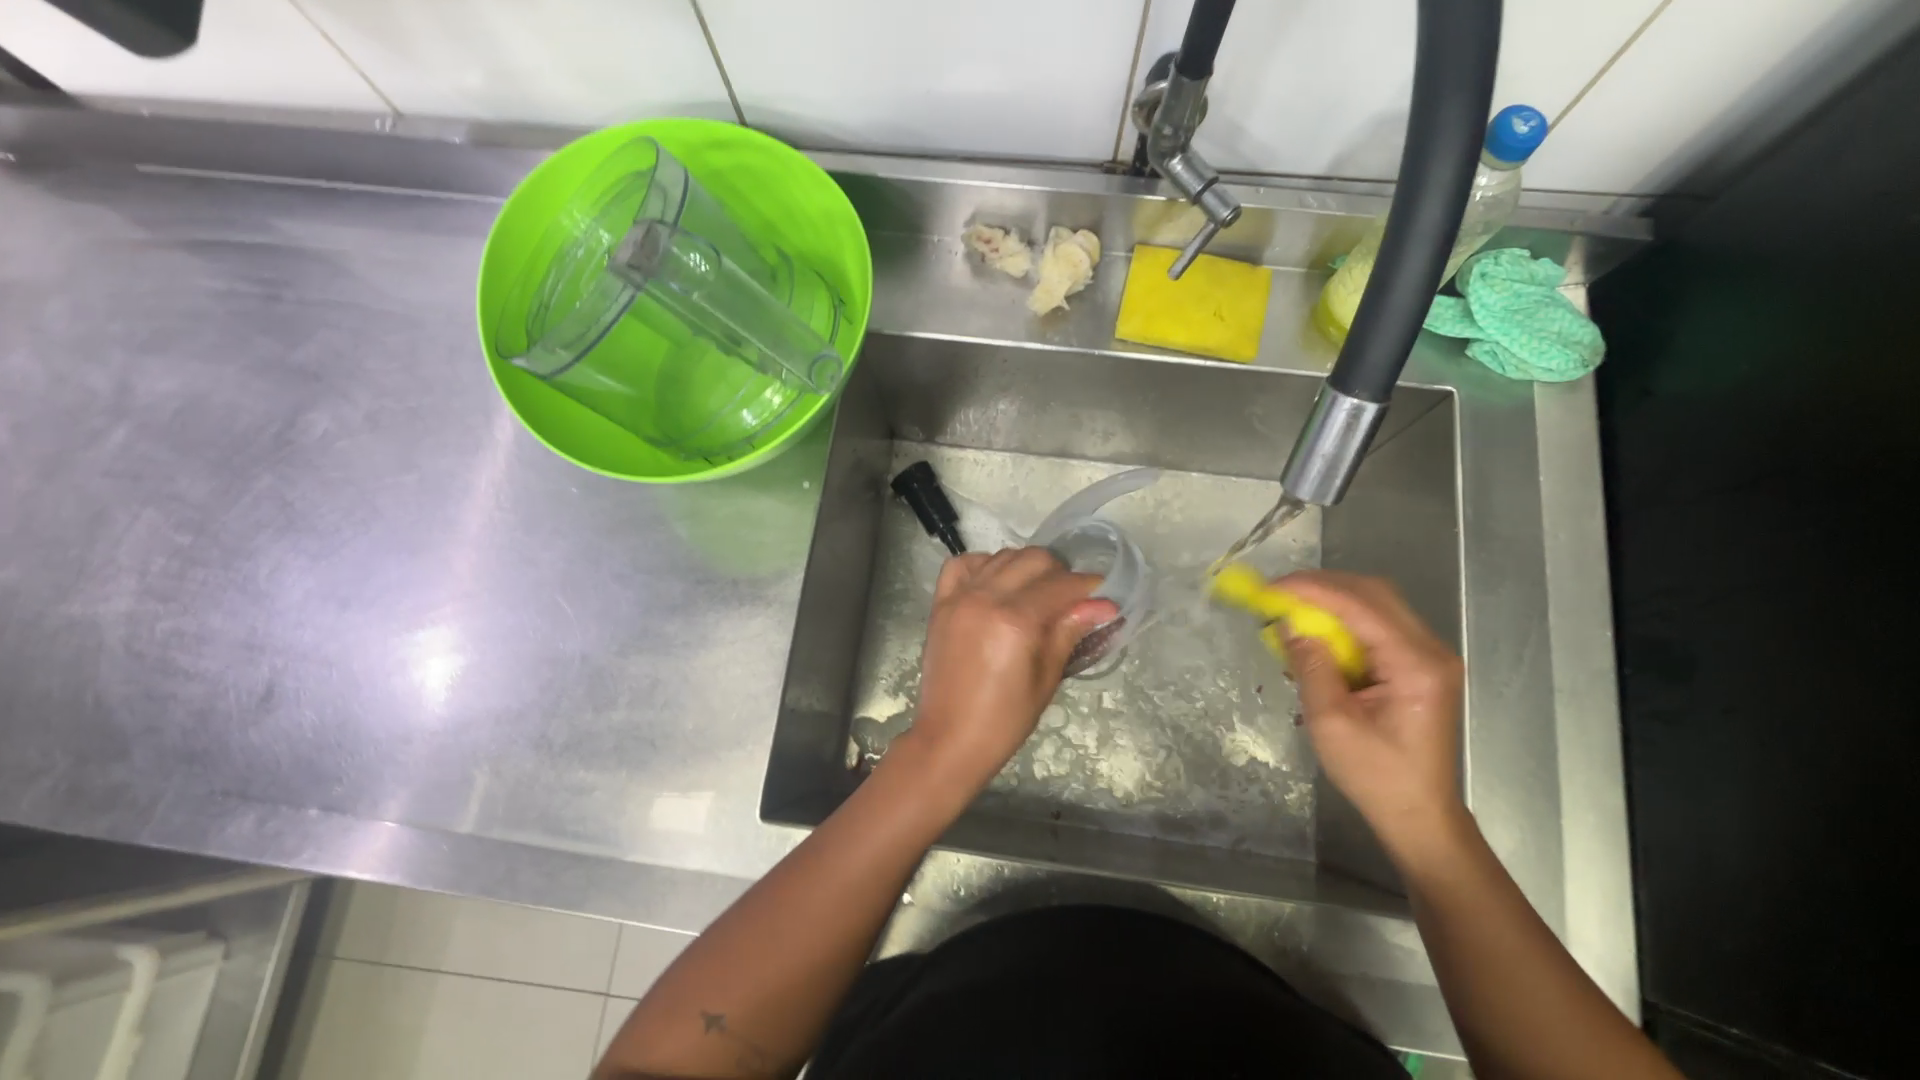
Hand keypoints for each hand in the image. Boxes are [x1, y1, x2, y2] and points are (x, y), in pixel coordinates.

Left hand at [899, 547, 1116, 795]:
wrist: (950, 739)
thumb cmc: (1004, 720)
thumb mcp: (1047, 678)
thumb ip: (1070, 632)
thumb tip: (1104, 604)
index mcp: (1016, 621)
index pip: (1063, 585)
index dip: (1090, 587)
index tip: (1104, 596)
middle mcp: (986, 598)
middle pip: (1034, 559)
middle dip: (1060, 574)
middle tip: (1070, 600)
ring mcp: (959, 597)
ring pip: (1002, 556)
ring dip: (1026, 568)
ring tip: (1037, 595)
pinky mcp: (941, 603)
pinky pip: (963, 564)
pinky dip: (984, 565)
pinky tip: (996, 584)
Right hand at [1276, 570, 1465, 854]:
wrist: (1418, 813)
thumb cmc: (1375, 776)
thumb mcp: (1331, 723)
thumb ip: (1312, 667)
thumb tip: (1289, 624)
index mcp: (1415, 665)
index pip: (1361, 606)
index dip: (1313, 590)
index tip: (1271, 589)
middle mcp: (1430, 650)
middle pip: (1375, 594)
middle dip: (1322, 587)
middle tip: (1278, 594)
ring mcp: (1429, 656)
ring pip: (1378, 605)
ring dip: (1333, 601)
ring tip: (1292, 609)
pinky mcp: (1420, 665)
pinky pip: (1380, 626)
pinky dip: (1345, 620)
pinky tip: (1318, 632)